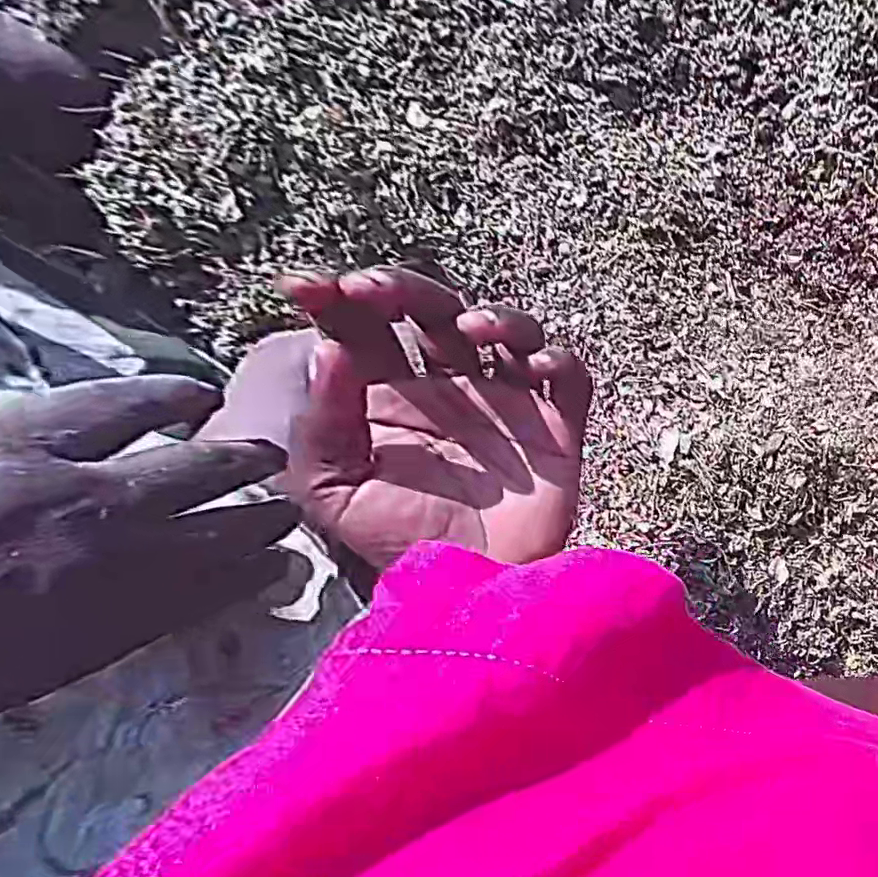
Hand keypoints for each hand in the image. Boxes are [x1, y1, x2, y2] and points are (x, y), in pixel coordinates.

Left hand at [0, 377, 296, 764]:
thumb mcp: (17, 671)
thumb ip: (109, 626)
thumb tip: (167, 595)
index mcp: (112, 613)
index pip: (221, 582)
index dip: (261, 567)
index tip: (284, 558)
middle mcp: (112, 549)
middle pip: (219, 521)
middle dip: (262, 511)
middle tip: (285, 501)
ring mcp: (63, 488)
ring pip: (185, 461)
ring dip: (234, 455)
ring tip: (259, 445)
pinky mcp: (1, 440)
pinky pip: (106, 408)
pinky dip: (160, 400)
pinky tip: (190, 393)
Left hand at [274, 268, 591, 568]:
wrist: (477, 588)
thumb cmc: (404, 543)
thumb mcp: (336, 493)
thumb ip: (323, 425)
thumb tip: (329, 349)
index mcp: (394, 400)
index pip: (367, 331)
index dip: (339, 299)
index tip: (309, 288)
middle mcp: (452, 392)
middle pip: (436, 313)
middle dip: (406, 288)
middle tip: (375, 289)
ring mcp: (509, 405)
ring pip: (511, 331)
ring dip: (495, 315)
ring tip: (472, 327)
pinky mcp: (556, 427)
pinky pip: (568, 377)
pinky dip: (557, 360)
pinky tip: (533, 367)